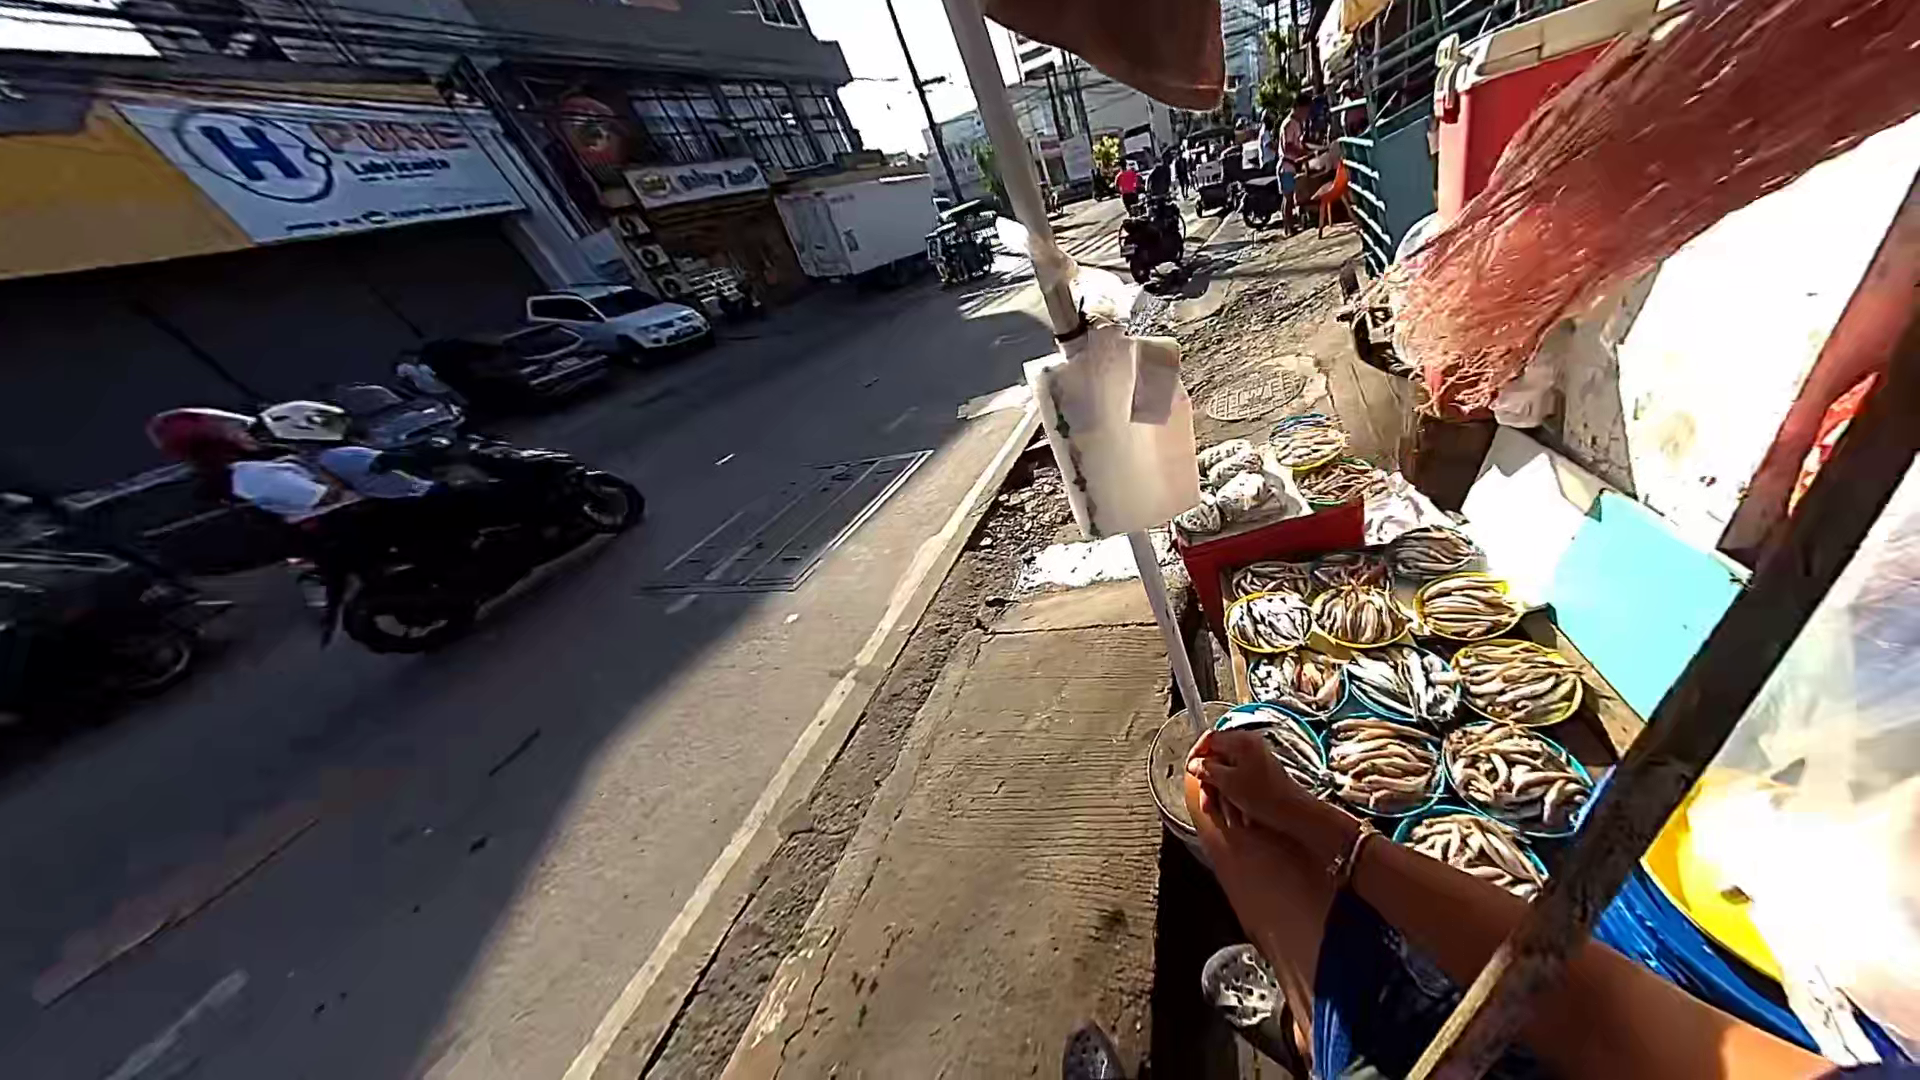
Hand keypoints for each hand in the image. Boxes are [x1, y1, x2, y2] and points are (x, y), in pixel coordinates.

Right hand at [1187, 728, 1359, 862]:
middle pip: (1217, 756)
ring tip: (1224, 814)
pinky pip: (1240, 778)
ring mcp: (1256, 757)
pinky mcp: (1262, 771)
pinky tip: (1235, 813)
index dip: (1196, 753)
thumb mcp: (1227, 783)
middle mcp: (1249, 744)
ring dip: (1222, 792)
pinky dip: (1234, 794)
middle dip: (1210, 780)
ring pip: (1227, 770)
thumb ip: (1206, 770)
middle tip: (1206, 798)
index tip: (1190, 768)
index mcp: (1240, 741)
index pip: (1209, 738)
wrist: (1296, 815)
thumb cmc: (1264, 797)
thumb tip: (1194, 764)